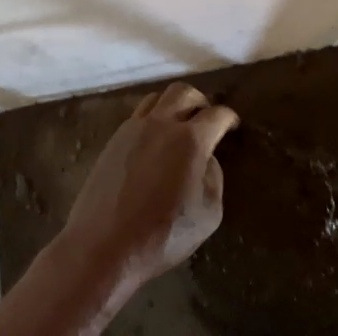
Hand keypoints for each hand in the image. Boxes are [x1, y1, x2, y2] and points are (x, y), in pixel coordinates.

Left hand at [56, 82, 239, 291]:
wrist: (104, 245)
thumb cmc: (162, 235)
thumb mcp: (208, 214)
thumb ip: (214, 178)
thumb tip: (206, 158)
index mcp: (191, 140)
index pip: (217, 114)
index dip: (229, 118)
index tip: (232, 125)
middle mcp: (162, 123)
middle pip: (184, 92)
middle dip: (200, 101)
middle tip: (206, 119)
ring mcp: (134, 128)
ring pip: (158, 98)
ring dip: (173, 105)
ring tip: (178, 125)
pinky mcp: (114, 139)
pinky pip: (138, 114)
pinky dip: (152, 118)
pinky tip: (153, 140)